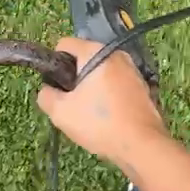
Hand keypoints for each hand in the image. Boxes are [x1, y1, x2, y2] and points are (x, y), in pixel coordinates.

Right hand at [36, 36, 169, 167]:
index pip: (64, 44)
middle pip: (84, 60)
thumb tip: (48, 90)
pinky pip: (117, 85)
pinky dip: (109, 96)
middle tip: (72, 104)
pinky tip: (109, 118)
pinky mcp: (143, 86)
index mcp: (95, 52)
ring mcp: (133, 69)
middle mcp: (116, 53)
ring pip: (101, 73)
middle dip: (75, 79)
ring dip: (93, 88)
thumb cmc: (99, 124)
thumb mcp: (60, 112)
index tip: (57, 87)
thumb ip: (46, 95)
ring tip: (91, 114)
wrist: (143, 146)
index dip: (55, 64)